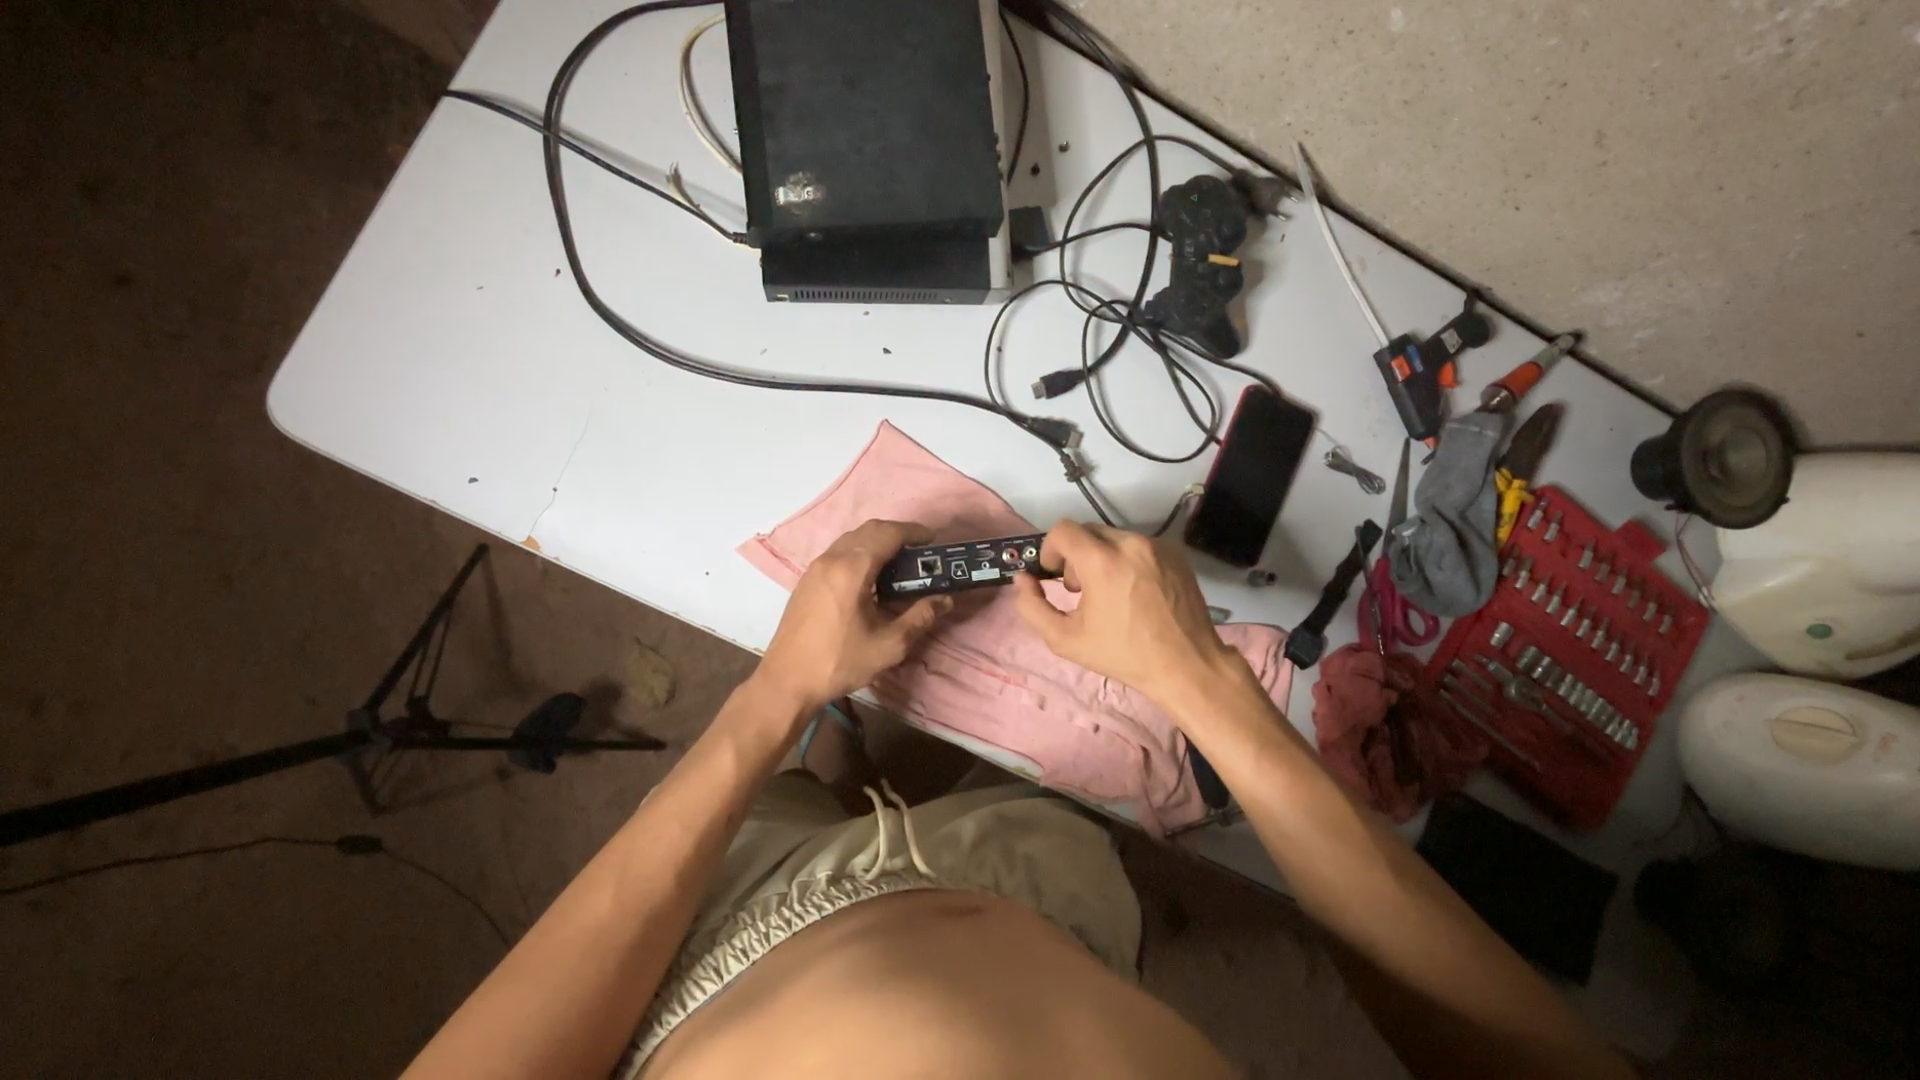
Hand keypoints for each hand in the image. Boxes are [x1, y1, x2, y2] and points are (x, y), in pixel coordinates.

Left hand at [753, 520, 952, 715]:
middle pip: (869, 530)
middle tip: (920, 552)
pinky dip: (860, 553)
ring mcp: (815, 568)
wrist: (787, 680)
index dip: (914, 532)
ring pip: (851, 540)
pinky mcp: (807, 581)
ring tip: (899, 564)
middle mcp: (831, 560)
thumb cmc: (839, 661)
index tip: (933, 540)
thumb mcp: (889, 645)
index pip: (887, 534)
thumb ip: (920, 617)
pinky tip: (870, 578)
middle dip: (897, 534)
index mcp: (852, 569)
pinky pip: (838, 553)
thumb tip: (945, 600)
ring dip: (877, 542)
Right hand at [1010, 521, 1237, 703]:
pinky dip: (1128, 560)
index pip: (1063, 530)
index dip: (1050, 549)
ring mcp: (1157, 546)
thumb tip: (1021, 580)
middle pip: (1088, 531)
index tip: (1054, 574)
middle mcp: (1131, 544)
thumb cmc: (1123, 655)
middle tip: (1081, 590)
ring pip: (1114, 537)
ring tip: (1110, 592)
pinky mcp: (1176, 553)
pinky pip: (1140, 546)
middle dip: (1076, 555)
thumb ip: (1033, 606)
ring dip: (1102, 557)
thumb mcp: (1065, 639)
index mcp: (1102, 562)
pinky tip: (1135, 592)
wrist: (1186, 664)